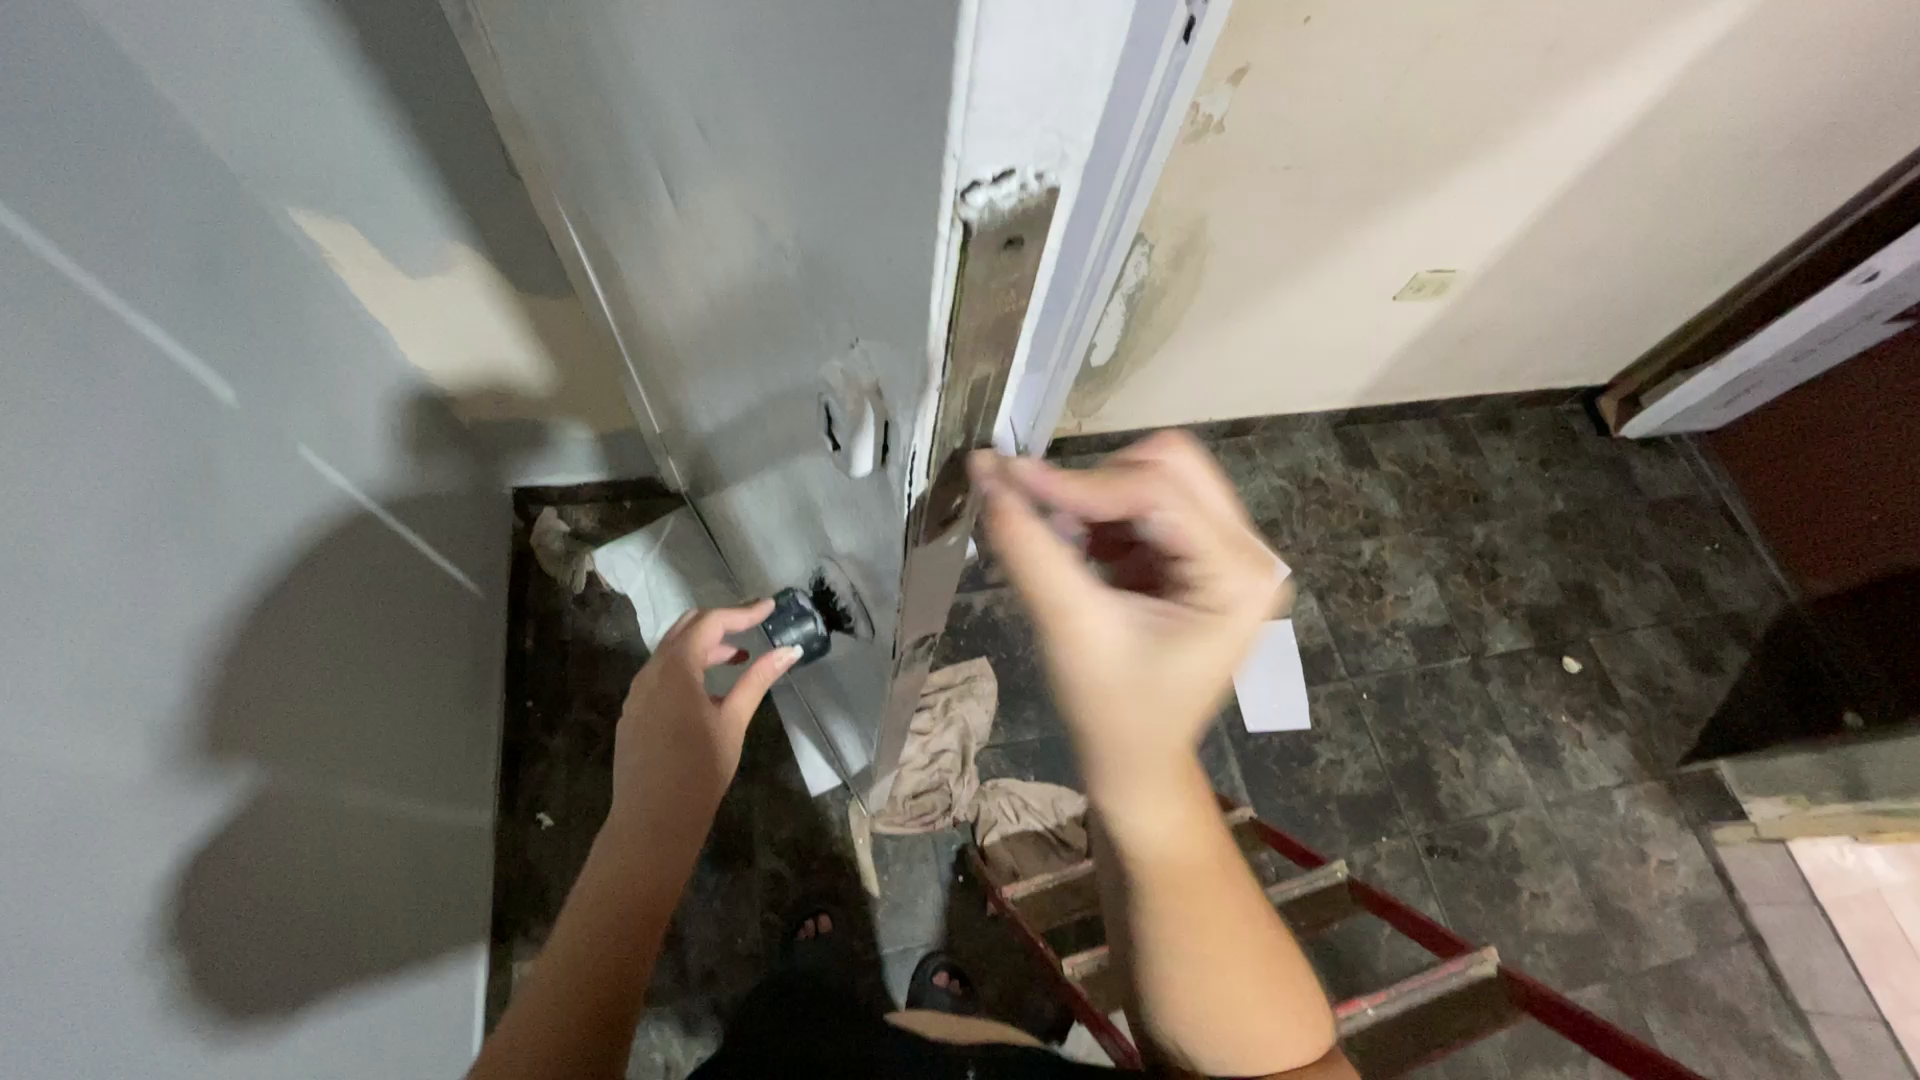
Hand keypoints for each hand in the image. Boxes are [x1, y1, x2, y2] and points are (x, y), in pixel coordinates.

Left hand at [611, 600, 801, 823]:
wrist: (651, 822)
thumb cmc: (699, 771)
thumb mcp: (734, 721)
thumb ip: (758, 679)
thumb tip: (790, 650)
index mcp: (676, 669)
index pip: (710, 623)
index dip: (741, 612)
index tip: (769, 607)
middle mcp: (650, 673)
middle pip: (685, 629)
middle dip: (720, 622)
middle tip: (753, 625)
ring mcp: (637, 694)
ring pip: (670, 652)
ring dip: (704, 646)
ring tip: (737, 656)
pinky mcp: (634, 713)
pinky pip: (661, 675)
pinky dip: (688, 668)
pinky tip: (709, 690)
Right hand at [969, 432, 1291, 796]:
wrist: (1135, 758)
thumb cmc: (1113, 711)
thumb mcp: (1070, 628)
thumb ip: (1029, 548)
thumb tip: (986, 472)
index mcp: (1239, 577)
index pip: (1159, 492)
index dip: (1079, 482)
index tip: (1008, 477)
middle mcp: (1248, 552)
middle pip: (1170, 465)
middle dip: (1096, 484)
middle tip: (1045, 517)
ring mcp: (1228, 550)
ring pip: (1156, 475)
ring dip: (1097, 500)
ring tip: (1064, 548)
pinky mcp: (1200, 553)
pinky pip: (1147, 501)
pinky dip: (1103, 516)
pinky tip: (1081, 554)